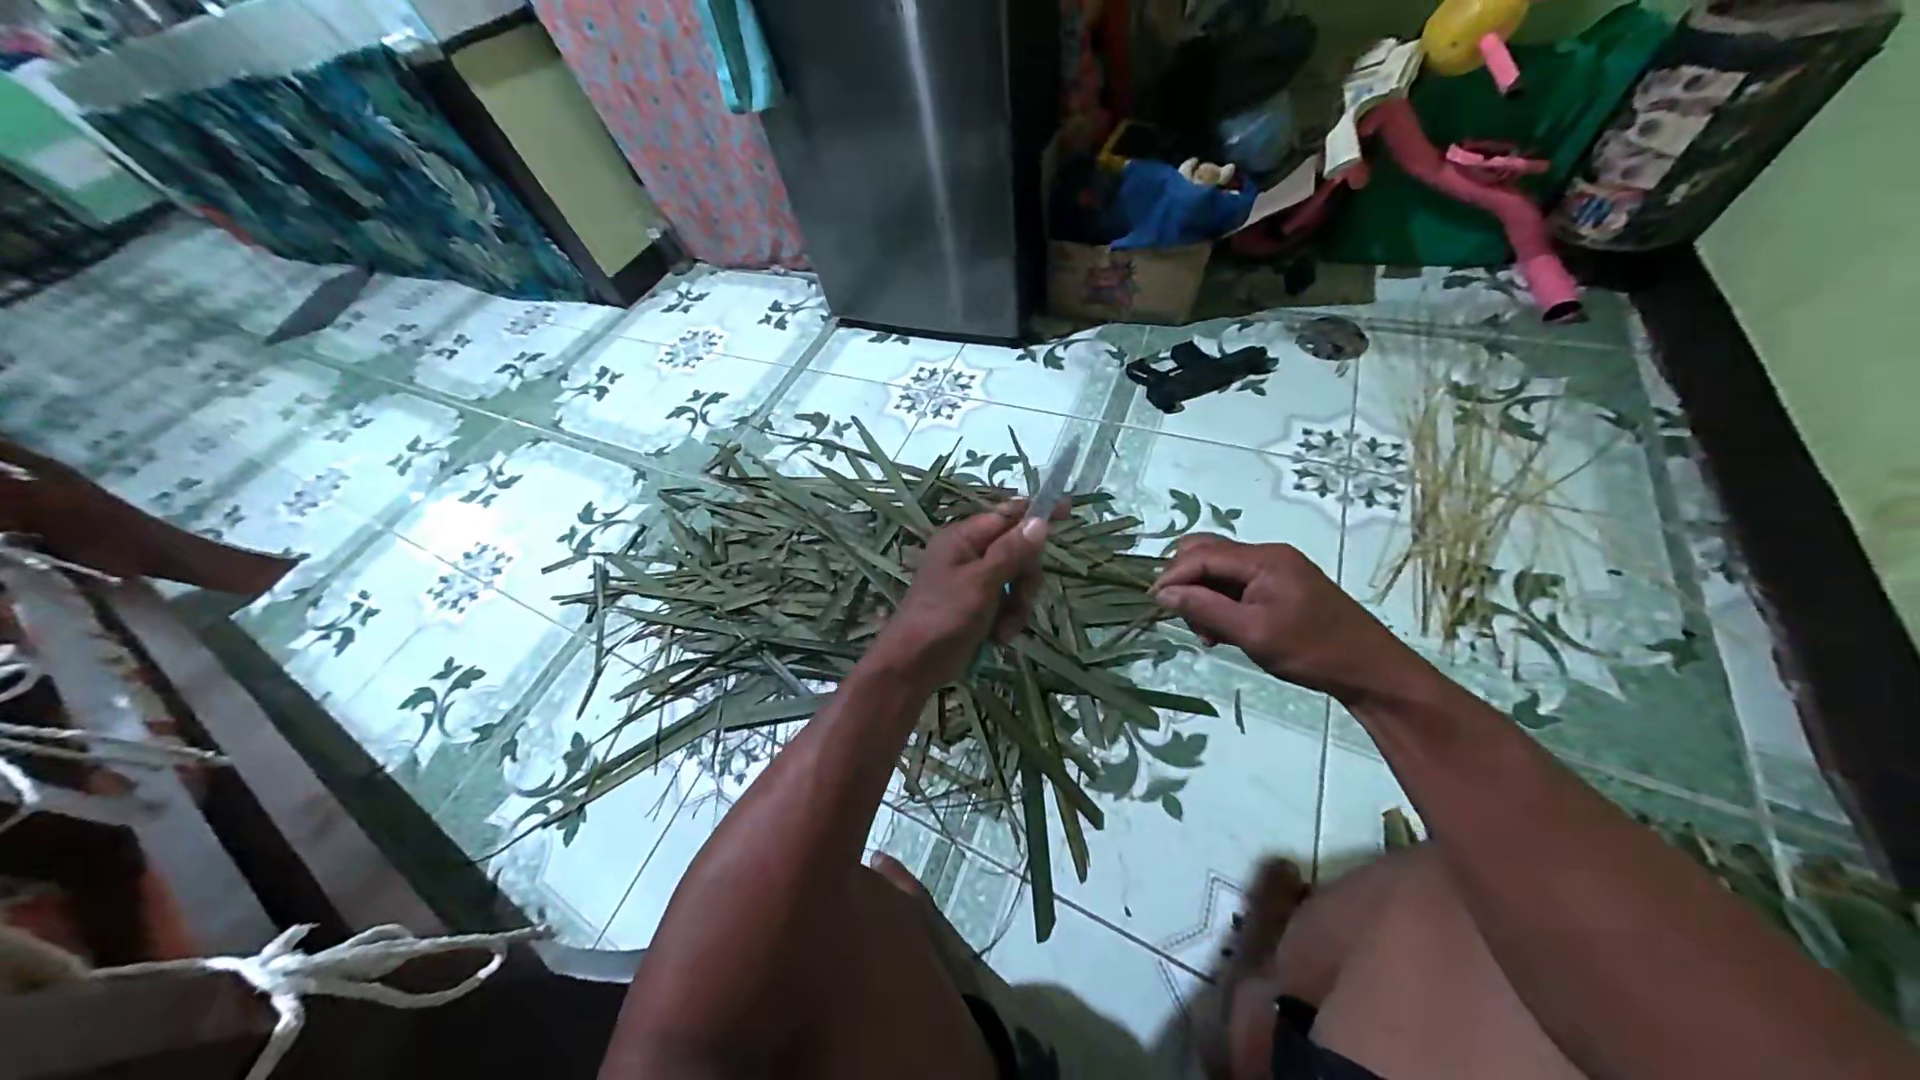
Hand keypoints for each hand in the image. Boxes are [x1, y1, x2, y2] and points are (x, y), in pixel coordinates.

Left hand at [869, 504, 1049, 685]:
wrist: (914, 664)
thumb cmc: (944, 616)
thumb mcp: (982, 582)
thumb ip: (1011, 551)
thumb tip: (1039, 521)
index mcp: (963, 538)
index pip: (1008, 515)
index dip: (1036, 514)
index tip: (1068, 510)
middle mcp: (968, 553)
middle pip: (1018, 550)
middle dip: (1025, 578)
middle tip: (1020, 599)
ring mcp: (973, 580)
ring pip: (1016, 580)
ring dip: (1017, 605)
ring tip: (1004, 629)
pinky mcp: (977, 605)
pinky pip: (1007, 602)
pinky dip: (1008, 619)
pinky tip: (998, 637)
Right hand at [1149, 534, 1420, 700]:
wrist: (1371, 670)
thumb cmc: (1313, 651)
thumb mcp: (1252, 633)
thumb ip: (1205, 609)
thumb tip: (1162, 593)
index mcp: (1264, 558)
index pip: (1202, 555)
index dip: (1172, 576)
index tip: (1153, 604)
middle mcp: (1267, 555)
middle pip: (1207, 554)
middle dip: (1186, 582)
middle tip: (1186, 619)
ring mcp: (1275, 569)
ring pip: (1219, 570)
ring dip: (1202, 596)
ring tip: (1209, 633)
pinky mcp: (1279, 585)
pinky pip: (1236, 584)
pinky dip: (1221, 603)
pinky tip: (1224, 631)